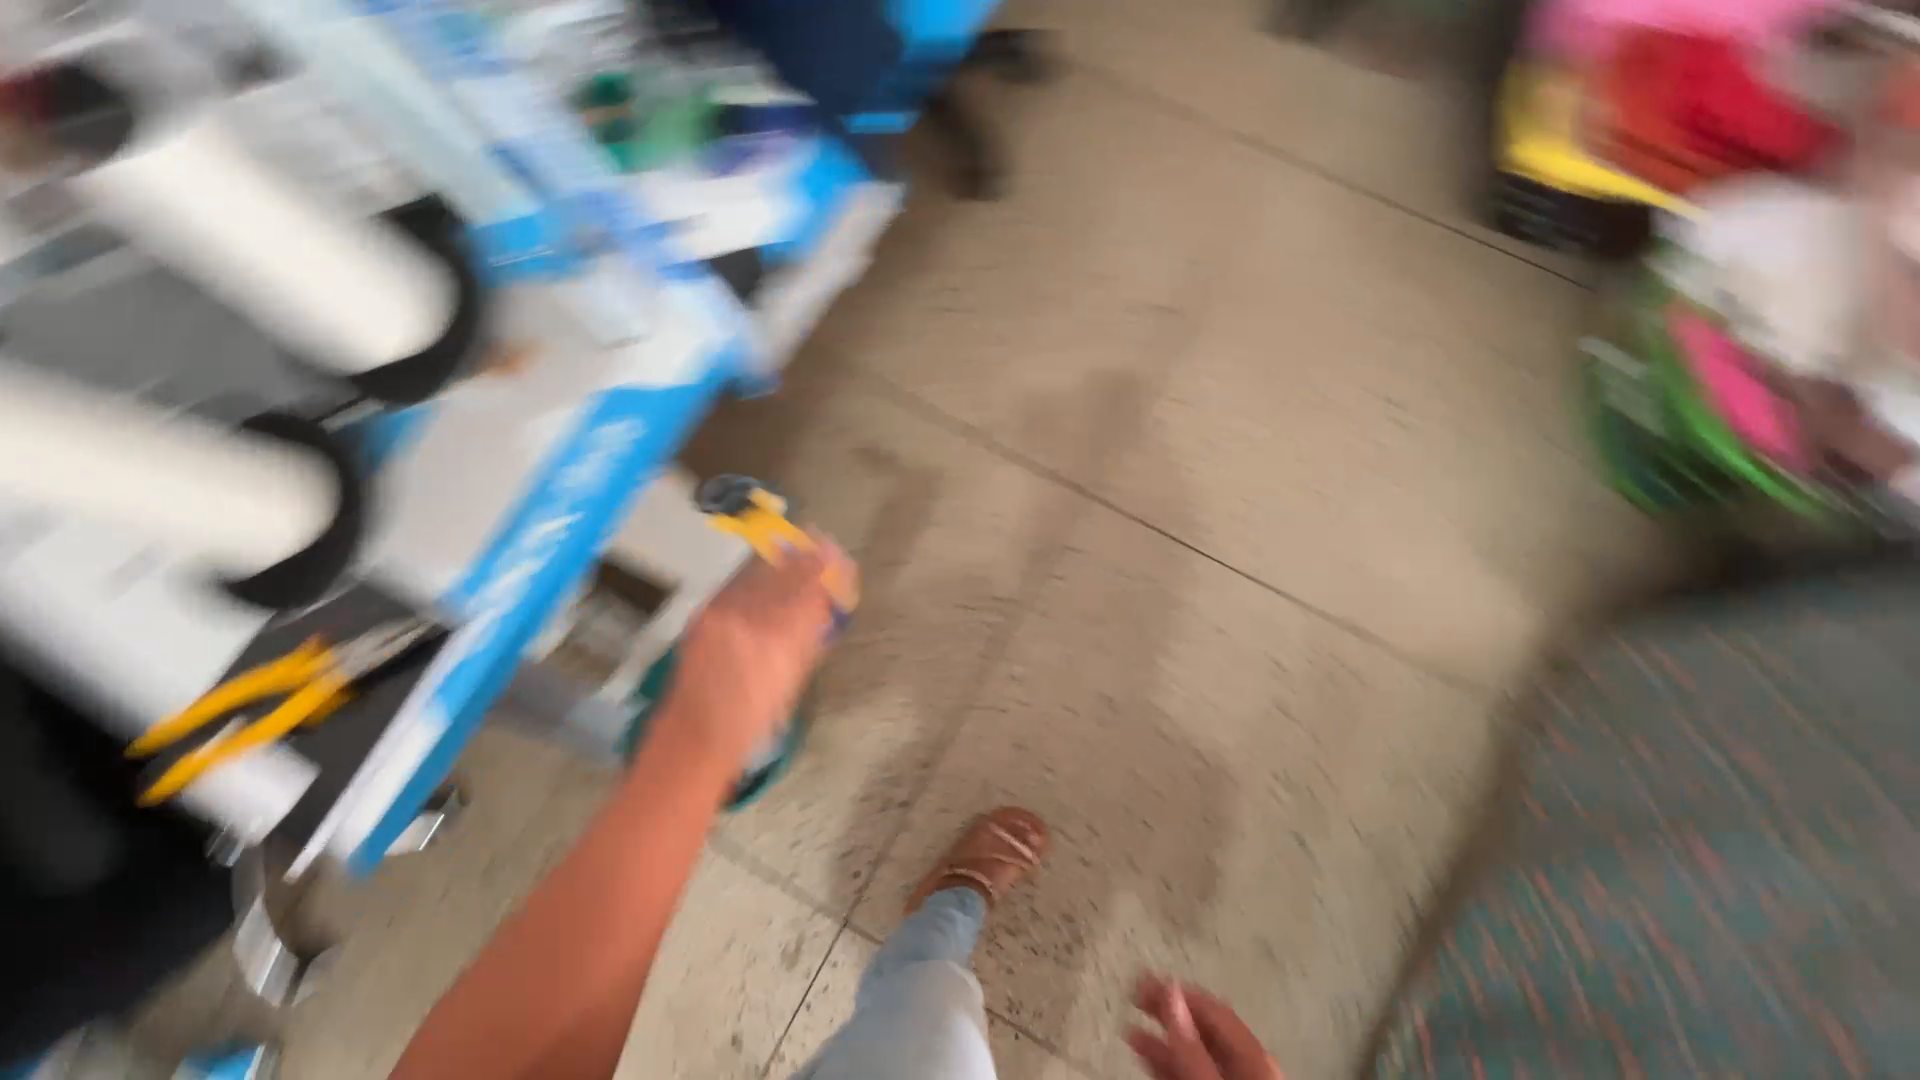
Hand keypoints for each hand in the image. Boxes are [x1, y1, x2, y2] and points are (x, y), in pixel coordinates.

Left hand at [659, 532, 850, 762]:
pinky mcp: (705, 613)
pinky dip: (754, 574)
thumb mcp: (793, 683)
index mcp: (781, 642)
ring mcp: (724, 613)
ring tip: (798, 545)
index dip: (826, 572)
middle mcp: (752, 620)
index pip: (810, 594)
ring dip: (781, 559)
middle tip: (824, 542)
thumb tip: (824, 611)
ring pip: (759, 574)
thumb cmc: (752, 720)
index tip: (838, 557)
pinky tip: (764, 567)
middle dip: (807, 558)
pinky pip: (736, 583)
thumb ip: (809, 642)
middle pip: (786, 576)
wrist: (696, 732)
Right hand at [1127, 974, 1281, 1079]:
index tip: (1141, 981)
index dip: (1177, 990)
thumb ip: (1190, 1044)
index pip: (1212, 1008)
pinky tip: (1147, 1058)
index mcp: (1252, 1057)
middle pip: (1203, 1027)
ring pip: (1195, 1053)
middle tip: (1132, 995)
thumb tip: (1172, 993)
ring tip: (1130, 1029)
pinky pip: (1193, 1074)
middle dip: (1167, 1009)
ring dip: (1162, 1038)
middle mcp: (1246, 1066)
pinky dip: (1169, 1063)